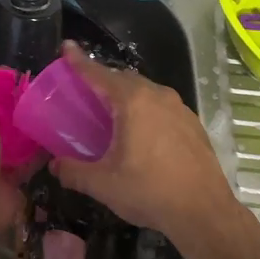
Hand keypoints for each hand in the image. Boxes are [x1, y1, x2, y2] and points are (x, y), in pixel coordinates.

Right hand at [49, 42, 240, 243]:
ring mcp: (179, 108)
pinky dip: (145, 110)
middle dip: (103, 81)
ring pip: (145, 92)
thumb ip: (74, 172)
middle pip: (123, 79)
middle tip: (84, 92)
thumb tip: (55, 166)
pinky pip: (162, 107)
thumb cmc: (150, 191)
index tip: (67, 47)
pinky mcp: (192, 123)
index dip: (79, 61)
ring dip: (126, 97)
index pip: (99, 74)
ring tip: (111, 114)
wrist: (204, 211)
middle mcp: (157, 95)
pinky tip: (141, 133)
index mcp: (133, 101)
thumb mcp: (103, 184)